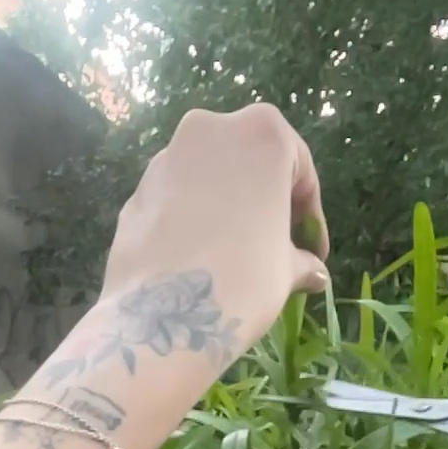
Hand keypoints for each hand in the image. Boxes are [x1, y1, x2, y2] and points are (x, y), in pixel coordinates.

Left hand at [98, 104, 329, 362]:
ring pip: (206, 184)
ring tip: (230, 259)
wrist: (162, 318)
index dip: (309, 218)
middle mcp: (208, 130)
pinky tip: (194, 264)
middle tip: (273, 251)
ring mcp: (163, 162)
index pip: (299, 174)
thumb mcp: (285, 272)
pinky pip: (173, 208)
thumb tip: (314, 274)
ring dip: (222, 213)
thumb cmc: (243, 281)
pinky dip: (187, 227)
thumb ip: (301, 262)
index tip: (313, 253)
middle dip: (262, 207)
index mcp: (261, 132)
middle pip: (249, 169)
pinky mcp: (133, 198)